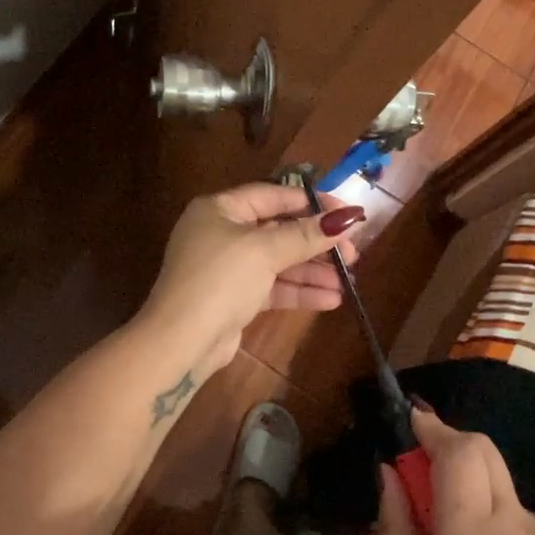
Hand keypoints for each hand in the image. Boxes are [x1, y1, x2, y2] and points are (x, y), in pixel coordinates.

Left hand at [138, 183, 365, 371]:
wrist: (181, 339)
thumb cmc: (220, 280)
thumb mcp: (264, 251)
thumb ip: (306, 234)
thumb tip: (349, 217)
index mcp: (219, 209)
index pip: (272, 195)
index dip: (312, 203)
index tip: (347, 214)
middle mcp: (221, 233)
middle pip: (278, 230)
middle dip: (316, 243)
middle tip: (352, 254)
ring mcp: (227, 267)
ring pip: (278, 261)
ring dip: (312, 271)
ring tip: (348, 280)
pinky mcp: (233, 298)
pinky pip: (272, 287)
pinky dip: (298, 291)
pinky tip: (330, 299)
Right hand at [380, 411, 534, 534]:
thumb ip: (394, 530)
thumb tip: (387, 473)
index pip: (459, 452)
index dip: (433, 427)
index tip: (410, 420)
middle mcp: (514, 523)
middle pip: (485, 451)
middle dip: (451, 444)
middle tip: (420, 468)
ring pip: (501, 485)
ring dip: (472, 487)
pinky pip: (520, 515)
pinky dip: (495, 516)